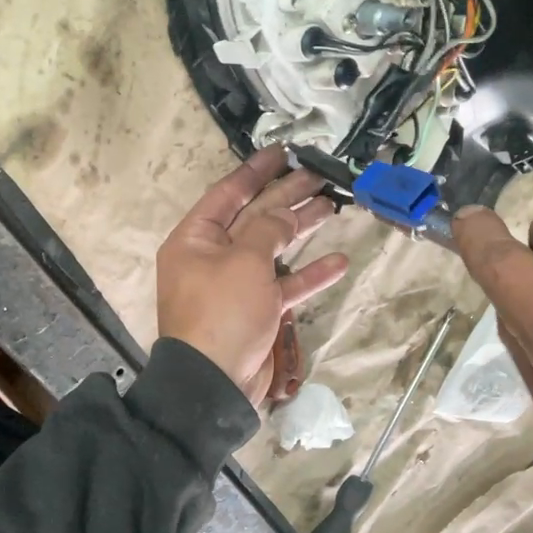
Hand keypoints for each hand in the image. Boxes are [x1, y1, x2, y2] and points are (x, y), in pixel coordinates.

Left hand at [158, 148, 349, 406]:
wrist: (215, 381)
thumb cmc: (222, 312)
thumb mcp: (244, 261)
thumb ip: (267, 229)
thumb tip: (283, 212)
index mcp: (194, 239)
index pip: (227, 195)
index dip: (256, 172)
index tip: (284, 151)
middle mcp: (210, 258)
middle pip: (252, 218)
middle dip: (285, 197)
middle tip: (320, 177)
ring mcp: (232, 286)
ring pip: (271, 250)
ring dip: (300, 230)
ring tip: (333, 207)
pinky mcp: (253, 312)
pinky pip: (283, 286)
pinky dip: (308, 274)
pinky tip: (338, 261)